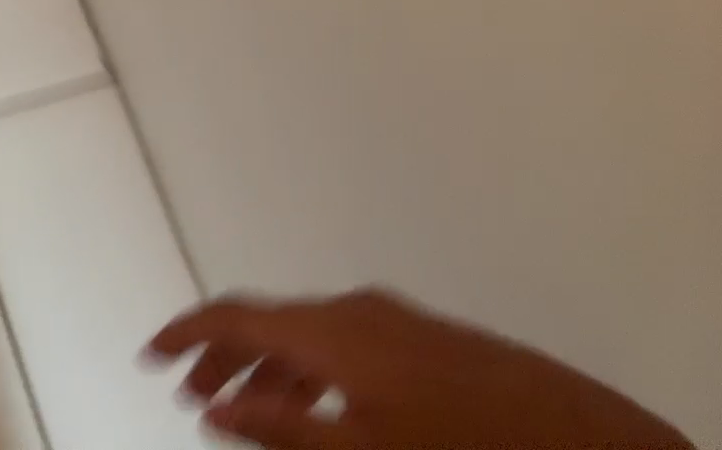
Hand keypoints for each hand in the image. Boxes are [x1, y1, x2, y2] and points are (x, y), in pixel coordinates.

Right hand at [146, 288, 693, 449]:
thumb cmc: (459, 442)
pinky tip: (324, 406)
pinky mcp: (430, 339)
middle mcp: (352, 310)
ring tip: (251, 408)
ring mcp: (394, 322)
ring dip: (270, 370)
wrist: (596, 444)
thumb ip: (276, 424)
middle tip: (193, 394)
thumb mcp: (357, 445)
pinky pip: (346, 346)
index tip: (149, 353)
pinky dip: (314, 372)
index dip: (184, 333)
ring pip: (308, 338)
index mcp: (326, 328)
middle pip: (267, 324)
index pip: (231, 315)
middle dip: (223, 358)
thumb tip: (210, 407)